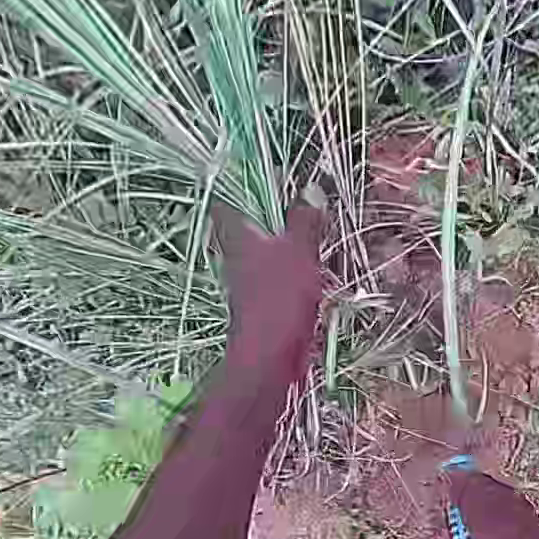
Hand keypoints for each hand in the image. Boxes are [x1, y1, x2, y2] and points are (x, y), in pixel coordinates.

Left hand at [214, 203, 324, 381]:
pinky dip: (288, 277)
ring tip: (306, 241)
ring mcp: (246, 288)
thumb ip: (304, 221)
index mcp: (238, 239)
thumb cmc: (278, 300)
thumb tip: (312, 189)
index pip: (227, 204)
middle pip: (243, 232)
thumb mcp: (299, 252)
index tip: (261, 180)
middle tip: (290, 208)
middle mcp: (236, 261)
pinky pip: (274, 284)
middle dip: (263, 221)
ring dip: (279, 250)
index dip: (238, 188)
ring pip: (260, 259)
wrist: (270, 358)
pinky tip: (308, 279)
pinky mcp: (261, 310)